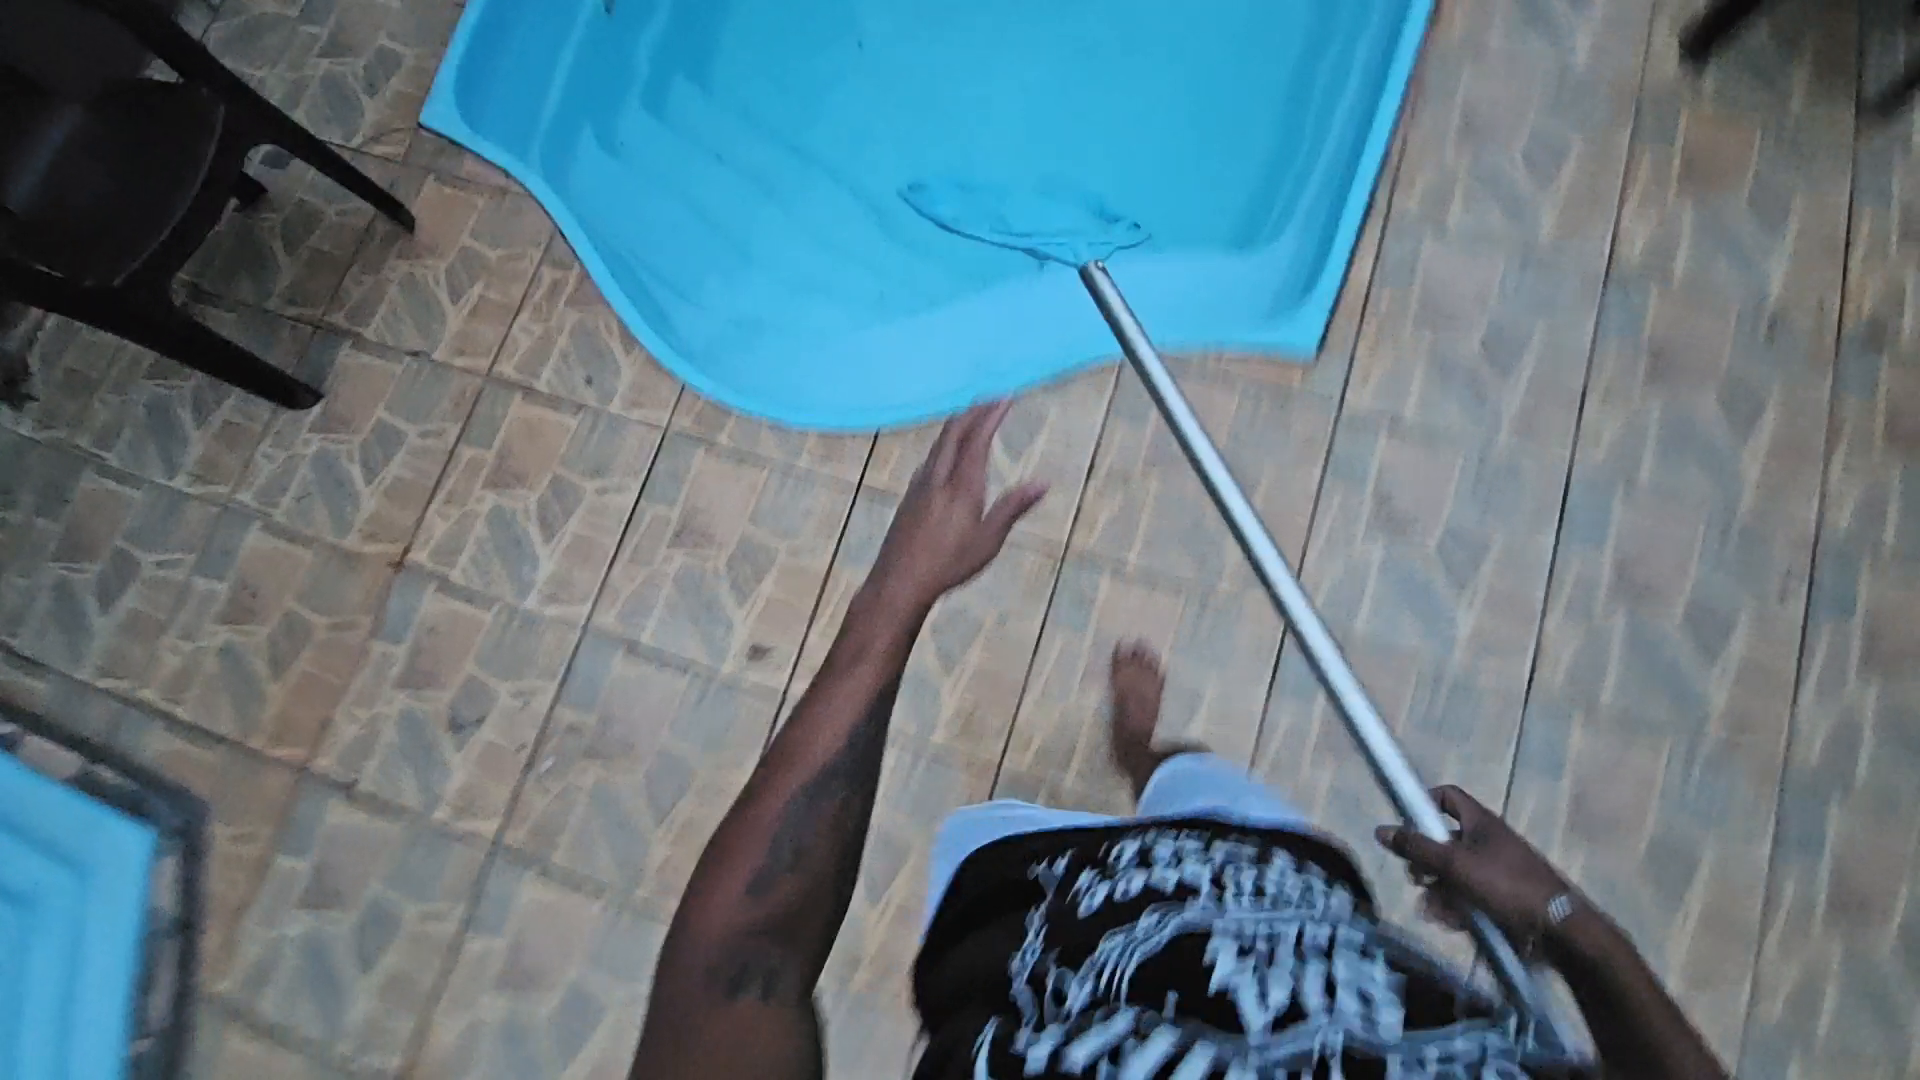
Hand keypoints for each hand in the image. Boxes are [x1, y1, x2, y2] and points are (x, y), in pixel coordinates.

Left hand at [868, 400, 1047, 610]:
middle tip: (991, 398)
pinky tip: (947, 453)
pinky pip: (930, 456)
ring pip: (939, 442)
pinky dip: (945, 442)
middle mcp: (938, 478)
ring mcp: (920, 485)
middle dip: (973, 410)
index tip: (1005, 398)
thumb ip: (1013, 508)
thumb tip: (1043, 483)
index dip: (991, 415)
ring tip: (972, 416)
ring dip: (957, 424)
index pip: (977, 439)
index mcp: (962, 487)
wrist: (899, 580)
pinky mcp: (910, 495)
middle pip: (953, 431)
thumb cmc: (949, 565)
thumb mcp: (989, 540)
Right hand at [1375, 785, 1577, 948]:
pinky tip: (1450, 922)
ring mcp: (1496, 870)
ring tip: (1432, 910)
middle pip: (1443, 840)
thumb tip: (1380, 830)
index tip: (1408, 824)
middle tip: (1416, 878)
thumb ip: (1415, 847)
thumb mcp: (1453, 863)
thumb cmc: (1505, 884)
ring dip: (1437, 890)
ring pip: (1453, 873)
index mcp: (1479, 822)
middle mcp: (1487, 841)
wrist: (1561, 932)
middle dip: (1424, 861)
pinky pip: (1468, 895)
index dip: (1424, 803)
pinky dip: (1456, 907)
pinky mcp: (1502, 898)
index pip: (1446, 796)